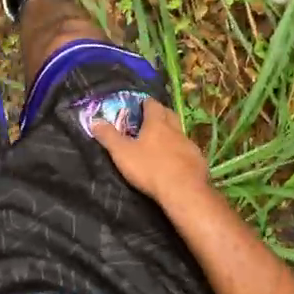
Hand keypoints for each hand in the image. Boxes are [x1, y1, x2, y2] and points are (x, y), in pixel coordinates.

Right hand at [90, 97, 213, 205]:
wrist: (183, 191)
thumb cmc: (150, 168)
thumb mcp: (122, 153)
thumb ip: (108, 136)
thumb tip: (94, 120)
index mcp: (156, 124)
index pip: (153, 105)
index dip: (146, 103)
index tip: (140, 105)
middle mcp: (175, 130)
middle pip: (169, 114)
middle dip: (161, 113)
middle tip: (151, 119)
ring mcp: (189, 145)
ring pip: (179, 133)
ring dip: (171, 134)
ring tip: (162, 142)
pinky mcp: (198, 161)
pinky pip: (188, 150)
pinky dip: (180, 151)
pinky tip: (175, 161)